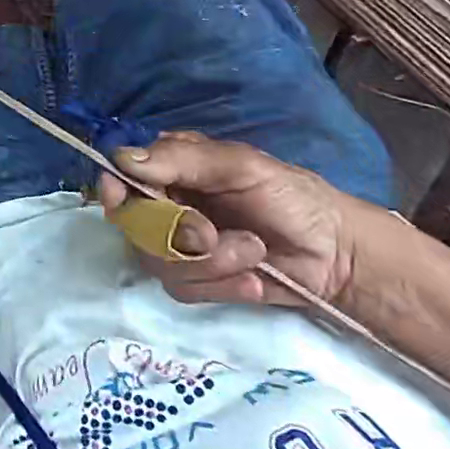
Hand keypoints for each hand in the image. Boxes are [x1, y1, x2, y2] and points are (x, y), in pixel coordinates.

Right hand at [99, 131, 360, 307]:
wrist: (335, 252)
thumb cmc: (289, 195)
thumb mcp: (240, 166)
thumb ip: (182, 159)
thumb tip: (122, 159)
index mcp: (172, 167)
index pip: (121, 177)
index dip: (114, 190)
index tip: (118, 198)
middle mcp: (166, 204)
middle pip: (134, 226)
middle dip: (175, 235)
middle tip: (212, 234)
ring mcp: (178, 245)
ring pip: (159, 262)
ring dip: (209, 263)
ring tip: (253, 252)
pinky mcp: (197, 281)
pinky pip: (184, 290)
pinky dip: (221, 286)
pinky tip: (254, 277)